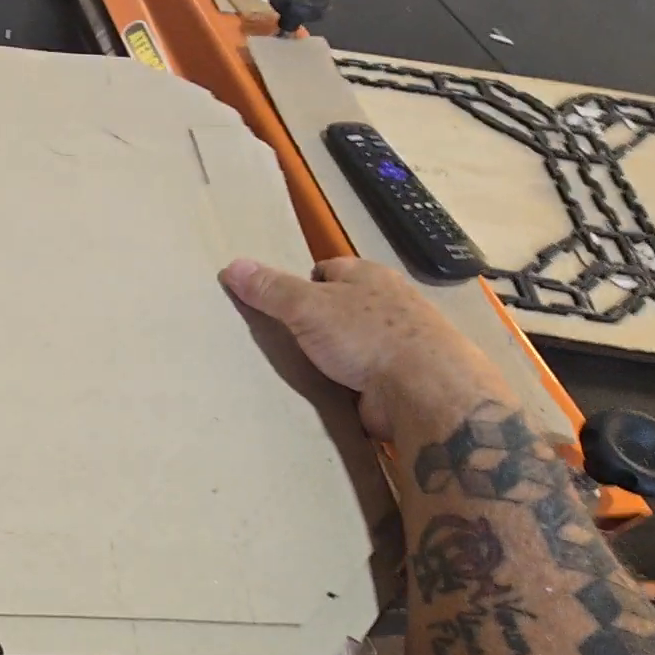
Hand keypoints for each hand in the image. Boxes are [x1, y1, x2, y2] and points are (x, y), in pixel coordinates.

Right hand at [219, 256, 507, 439]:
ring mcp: (394, 340)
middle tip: (279, 336)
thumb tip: (232, 265)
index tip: (277, 304)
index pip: (328, 268)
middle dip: (312, 318)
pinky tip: (323, 387)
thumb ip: (271, 289)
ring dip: (327, 351)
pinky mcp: (395, 374)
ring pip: (350, 338)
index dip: (300, 282)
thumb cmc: (365, 336)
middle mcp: (386, 303)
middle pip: (340, 303)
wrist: (421, 388)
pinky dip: (341, 377)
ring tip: (294, 365)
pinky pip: (359, 370)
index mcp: (368, 276)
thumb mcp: (307, 306)